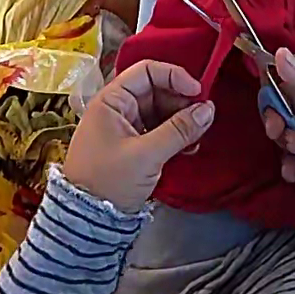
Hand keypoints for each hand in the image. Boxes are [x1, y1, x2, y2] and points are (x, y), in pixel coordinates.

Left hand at [62, 61, 215, 211]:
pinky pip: (160, 129)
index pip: (146, 71)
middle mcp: (118, 108)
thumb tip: (208, 109)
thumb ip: (179, 130)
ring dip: (182, 120)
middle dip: (182, 101)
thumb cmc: (108, 181)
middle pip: (157, 90)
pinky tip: (190, 146)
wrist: (86, 221)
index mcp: (111, 101)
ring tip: (197, 136)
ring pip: (161, 110)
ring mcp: (126, 126)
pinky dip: (176, 134)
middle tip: (202, 118)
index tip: (197, 92)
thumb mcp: (146, 155)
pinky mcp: (134, 144)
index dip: (174, 76)